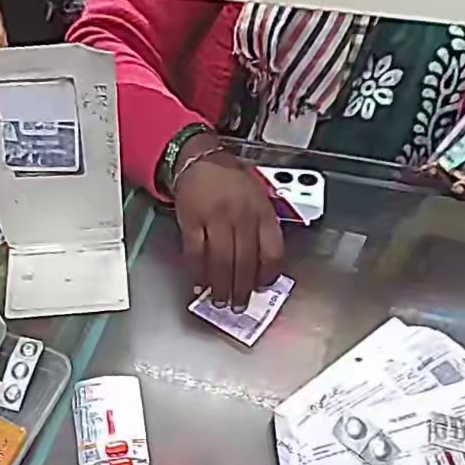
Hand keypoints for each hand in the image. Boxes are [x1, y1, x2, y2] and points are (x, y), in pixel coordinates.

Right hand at [171, 133, 283, 310]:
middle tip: (238, 305)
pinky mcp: (192, 222)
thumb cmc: (230, 181)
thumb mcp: (257, 198)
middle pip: (244, 262)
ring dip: (220, 287)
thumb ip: (262, 228)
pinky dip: (198, 273)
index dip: (268, 274)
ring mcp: (216, 219)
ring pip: (221, 262)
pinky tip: (200, 284)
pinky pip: (196, 254)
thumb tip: (262, 267)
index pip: (272, 250)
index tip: (262, 288)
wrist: (200, 159)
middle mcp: (241, 215)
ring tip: (219, 302)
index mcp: (262, 211)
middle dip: (241, 289)